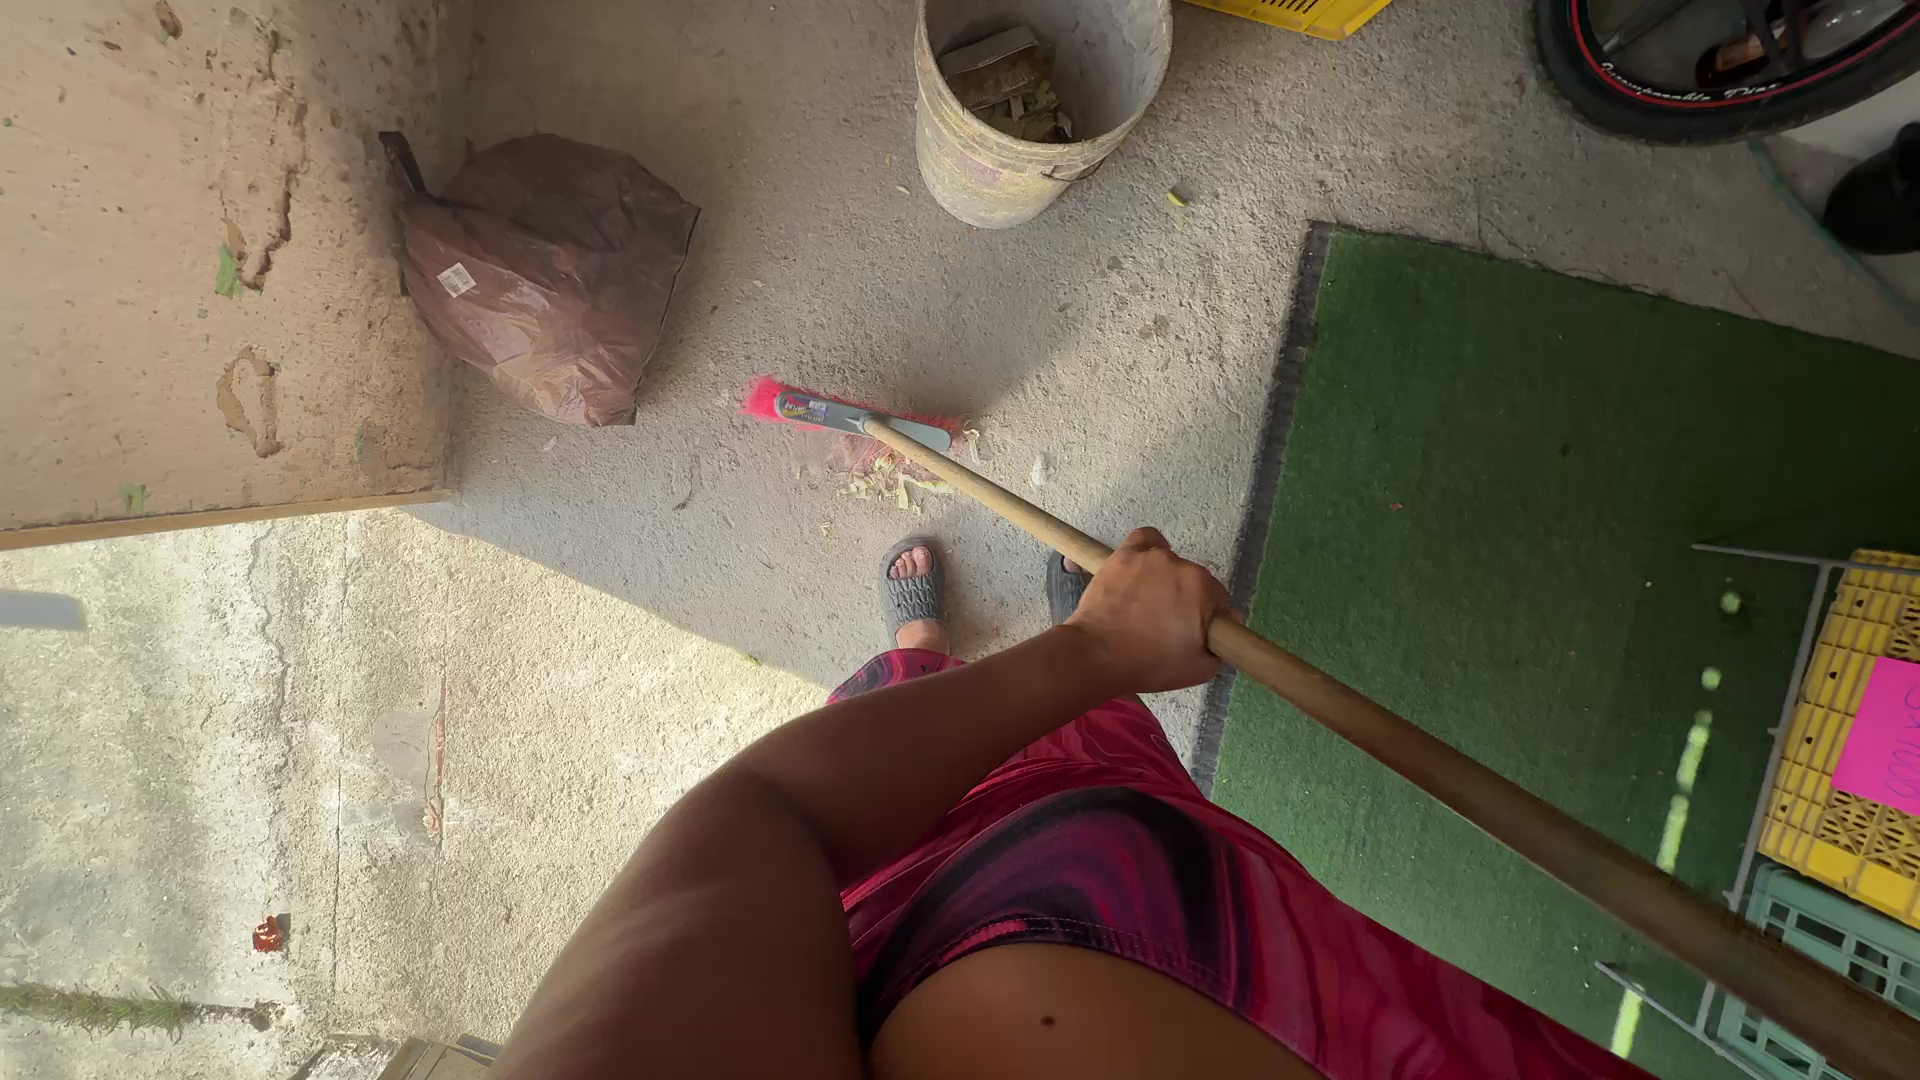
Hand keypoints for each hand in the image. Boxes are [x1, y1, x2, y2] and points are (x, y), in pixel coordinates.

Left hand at [1064, 528, 1232, 693]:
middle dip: (1185, 601)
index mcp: (1204, 590)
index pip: (1217, 600)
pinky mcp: (1125, 555)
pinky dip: (1149, 546)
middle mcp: (1182, 566)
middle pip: (1193, 581)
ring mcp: (1151, 557)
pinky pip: (1145, 538)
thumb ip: (1221, 645)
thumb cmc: (1149, 664)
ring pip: (1170, 564)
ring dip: (1165, 580)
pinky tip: (1143, 563)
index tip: (1191, 633)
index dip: (1206, 619)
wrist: (1098, 654)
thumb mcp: (1199, 668)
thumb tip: (1227, 620)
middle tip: (1165, 624)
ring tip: (1146, 603)